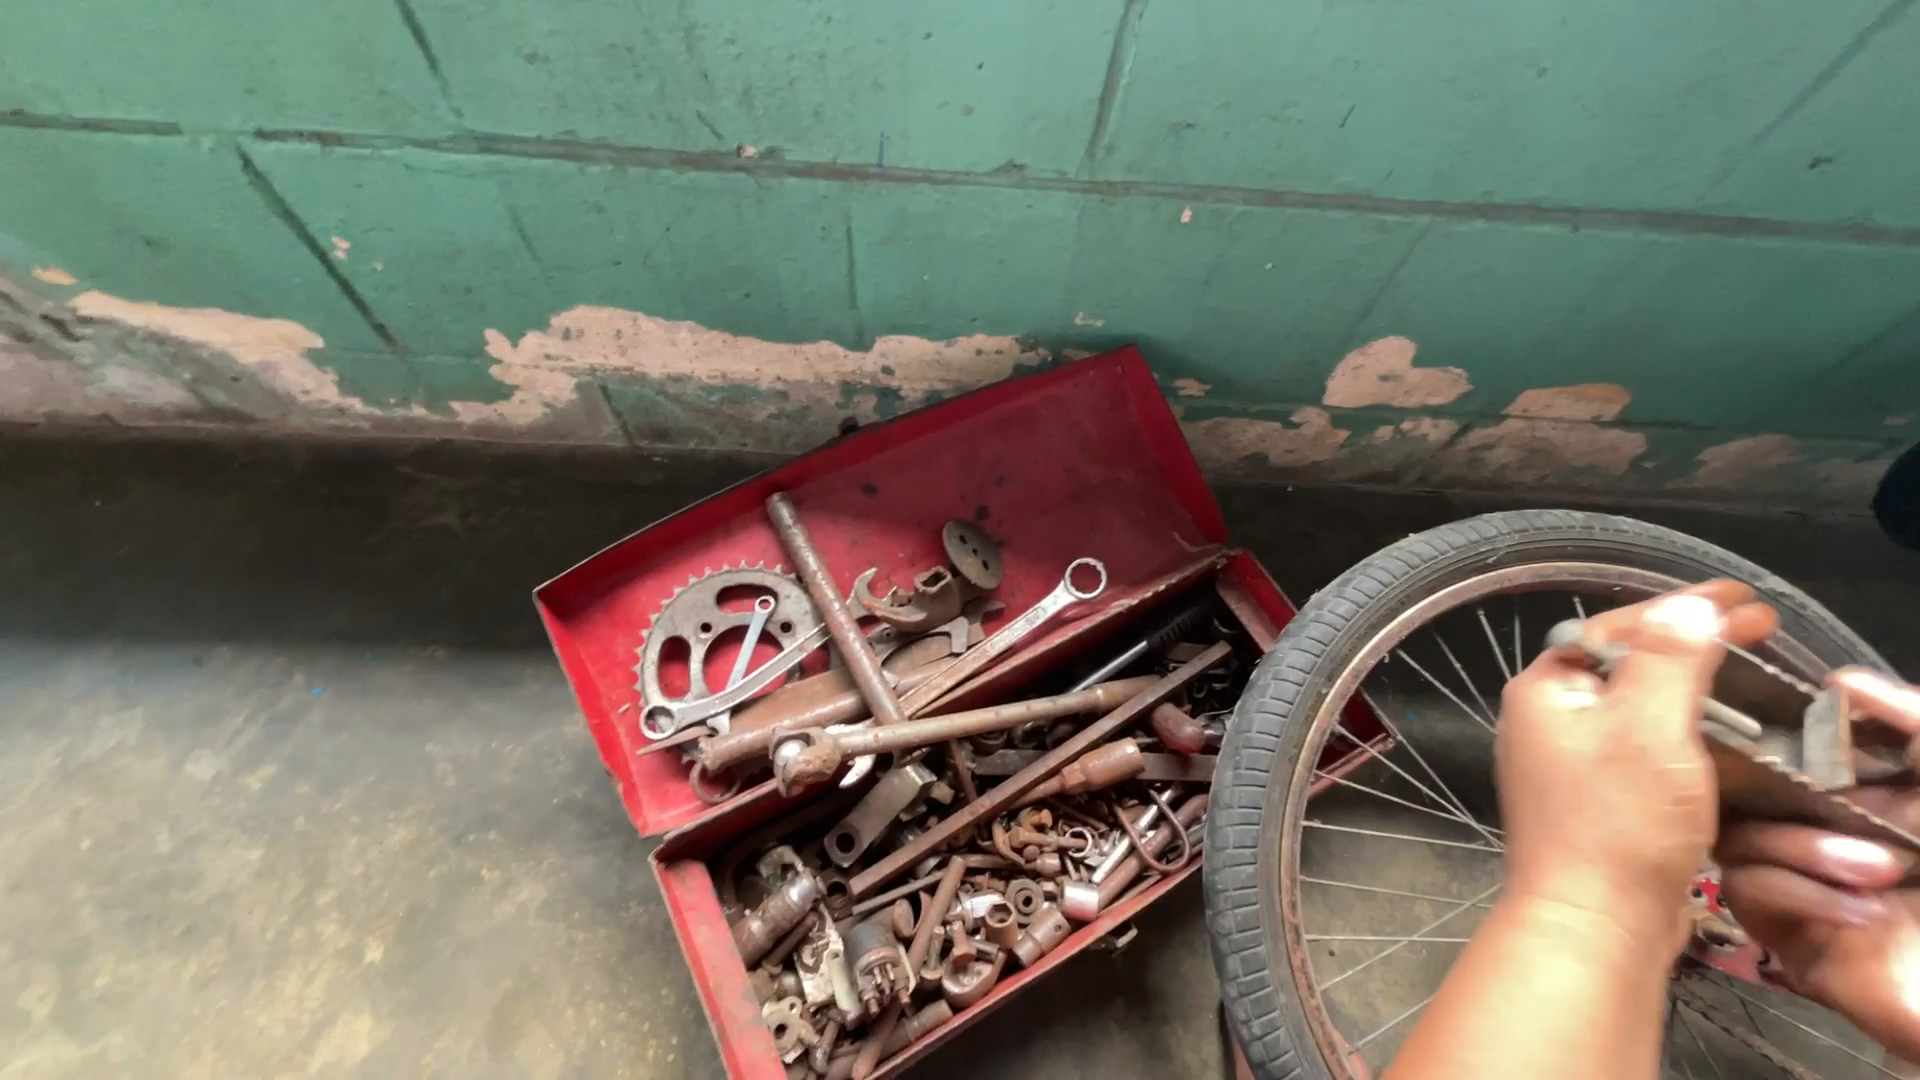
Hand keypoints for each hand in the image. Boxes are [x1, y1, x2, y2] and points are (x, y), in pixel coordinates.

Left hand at [1497, 582, 1778, 950]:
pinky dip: (1677, 720)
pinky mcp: (1590, 788)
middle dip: (1686, 637)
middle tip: (1756, 620)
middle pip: (1620, 660)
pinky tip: (1716, 719)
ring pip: (1630, 699)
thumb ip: (1665, 664)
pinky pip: (1636, 736)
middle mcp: (1543, 714)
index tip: (1745, 596)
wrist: (1591, 913)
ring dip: (1685, 676)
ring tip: (1742, 656)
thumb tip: (1686, 607)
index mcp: (1544, 690)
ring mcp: (1563, 752)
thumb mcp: (1647, 729)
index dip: (1679, 608)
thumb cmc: (1616, 818)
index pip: (1612, 629)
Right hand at [1717, 668, 1919, 1060]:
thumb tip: (1844, 681)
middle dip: (1764, 789)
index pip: (1785, 748)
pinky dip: (1795, 891)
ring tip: (1877, 871)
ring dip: (1797, 847)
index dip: (1759, 729)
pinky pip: (1746, 889)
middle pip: (1738, 788)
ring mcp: (1798, 880)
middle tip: (1804, 793)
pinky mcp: (1783, 928)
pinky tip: (1858, 907)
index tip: (1747, 710)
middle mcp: (1823, 830)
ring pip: (1734, 835)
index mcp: (1870, 798)